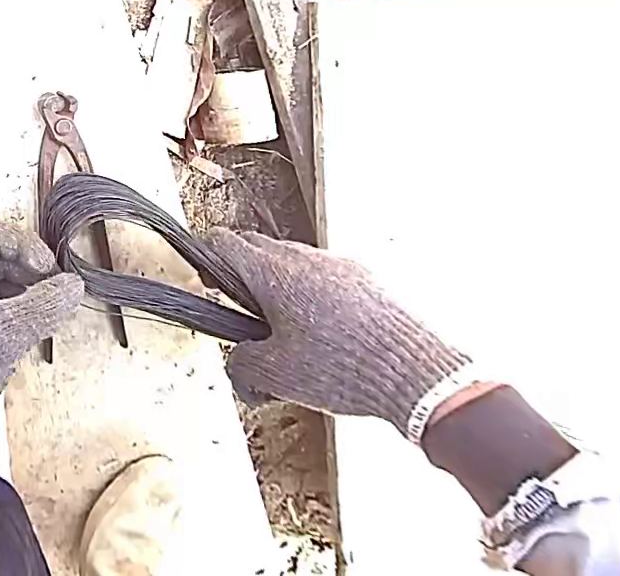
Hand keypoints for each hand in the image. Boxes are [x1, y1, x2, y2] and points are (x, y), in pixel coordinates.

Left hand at [0, 220, 82, 490]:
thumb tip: (74, 285)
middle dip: (30, 270)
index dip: (29, 247)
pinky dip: (12, 308)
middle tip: (54, 292)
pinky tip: (28, 327)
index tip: (48, 271)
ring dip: (24, 290)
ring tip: (45, 312)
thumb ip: (47, 303)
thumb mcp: (11, 332)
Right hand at [200, 229, 471, 436]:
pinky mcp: (361, 273)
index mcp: (271, 272)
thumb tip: (240, 361)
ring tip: (283, 319)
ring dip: (276, 278)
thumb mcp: (277, 377)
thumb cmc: (341, 368)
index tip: (206, 275)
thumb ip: (242, 365)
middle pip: (255, 245)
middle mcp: (300, 256)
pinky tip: (322, 325)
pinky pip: (322, 270)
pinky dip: (309, 287)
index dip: (206, 255)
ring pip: (290, 257)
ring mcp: (333, 261)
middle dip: (240, 267)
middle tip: (239, 301)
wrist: (413, 372)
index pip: (224, 241)